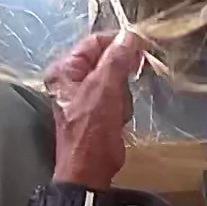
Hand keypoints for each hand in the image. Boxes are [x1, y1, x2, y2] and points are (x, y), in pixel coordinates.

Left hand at [43, 30, 145, 189]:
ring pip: (114, 79)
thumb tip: (129, 35)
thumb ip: (116, 59)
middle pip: (105, 60)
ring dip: (122, 92)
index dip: (119, 41)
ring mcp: (83, 95)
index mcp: (64, 70)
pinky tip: (118, 118)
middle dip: (121, 73)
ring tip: (118, 109)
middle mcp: (70, 79)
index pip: (94, 42)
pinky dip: (122, 105)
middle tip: (130, 80)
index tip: (142, 45)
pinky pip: (116, 96)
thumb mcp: (104, 89)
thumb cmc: (91, 132)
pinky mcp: (96, 110)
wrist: (89, 171)